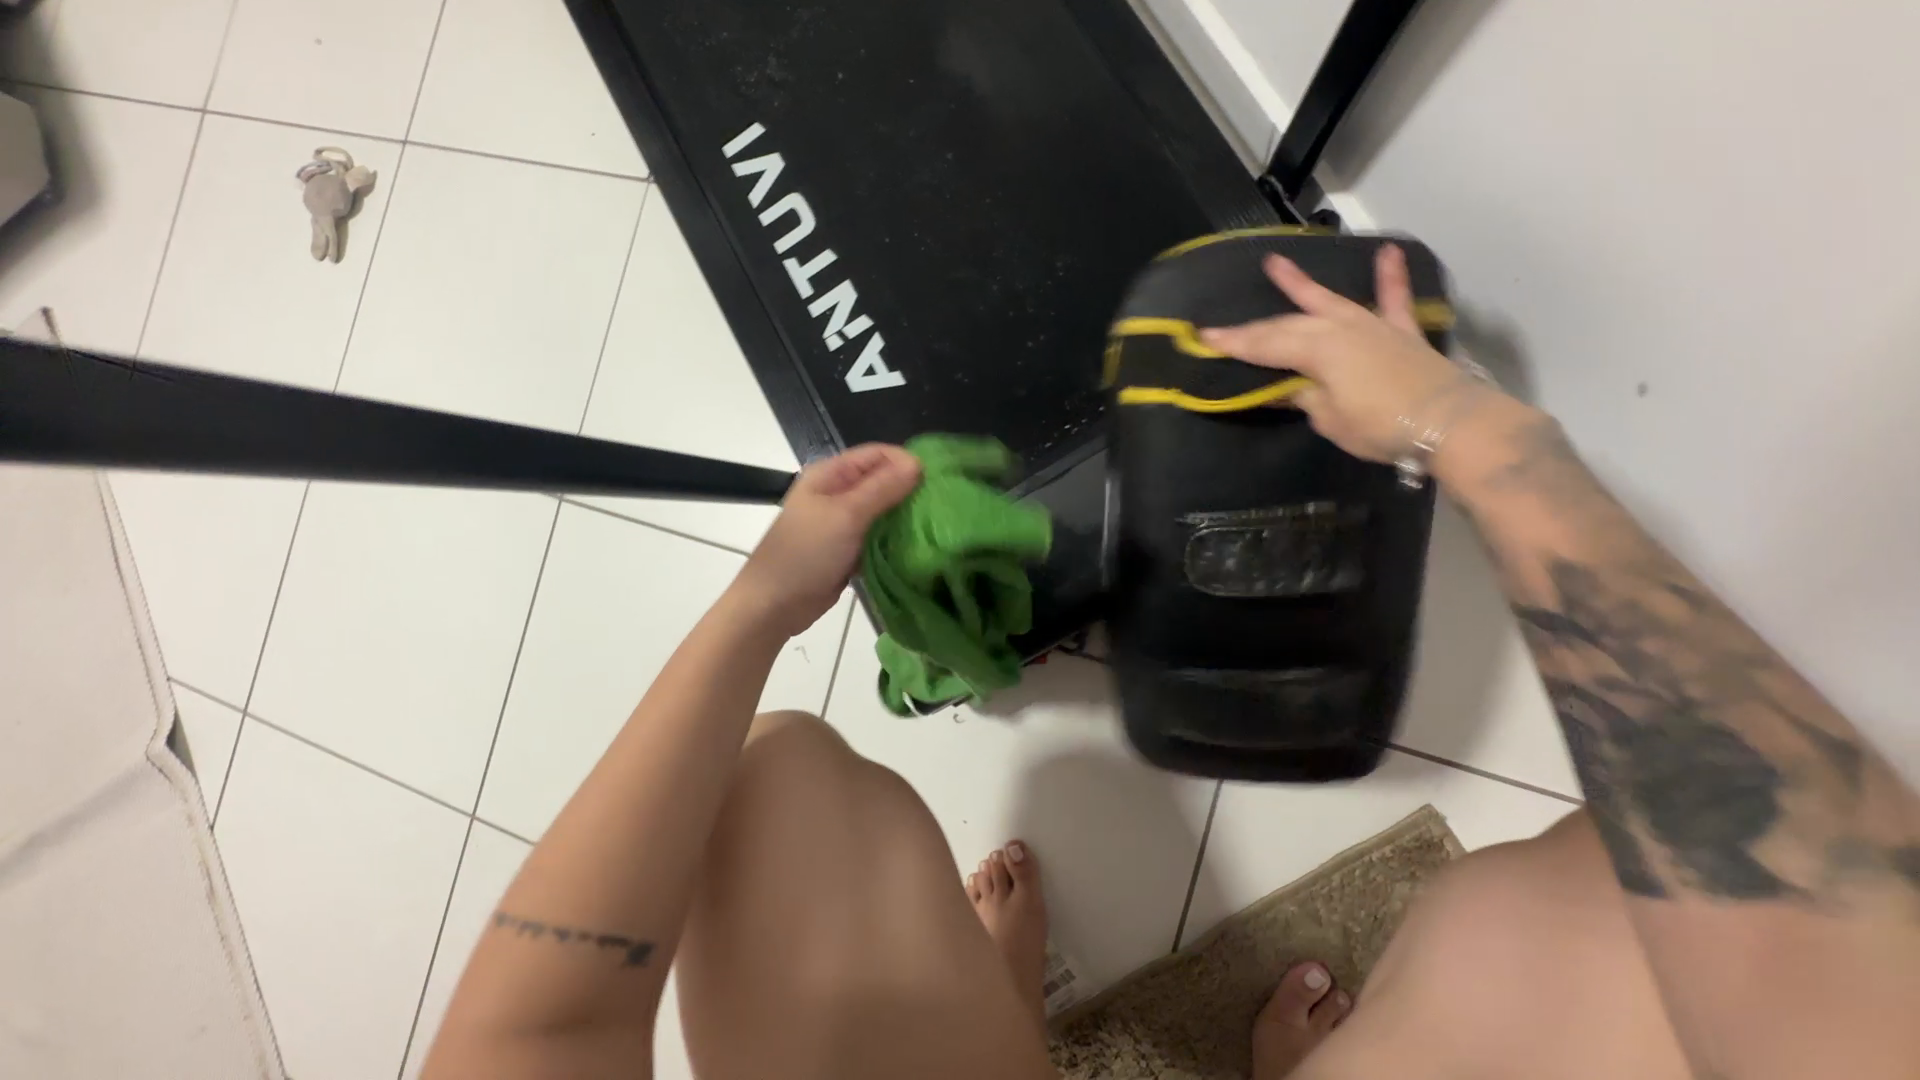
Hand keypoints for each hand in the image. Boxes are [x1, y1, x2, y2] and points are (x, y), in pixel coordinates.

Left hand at [731, 444, 921, 636]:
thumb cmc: (806, 553)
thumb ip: (882, 488)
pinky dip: (896, 539)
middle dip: (911, 489)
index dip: (907, 462)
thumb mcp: (846, 515)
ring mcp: (843, 522)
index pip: (877, 454)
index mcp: (830, 474)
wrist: (774, 604)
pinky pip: (879, 536)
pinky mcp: (850, 548)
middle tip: (944, 506)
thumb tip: (918, 464)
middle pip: (883, 480)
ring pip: (884, 510)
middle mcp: (838, 492)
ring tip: (937, 526)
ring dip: (906, 516)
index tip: (938, 481)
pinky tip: (919, 546)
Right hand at [1200, 244, 1489, 464]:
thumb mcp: (1328, 418)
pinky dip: (1391, 276)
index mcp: (1317, 349)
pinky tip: (1387, 252)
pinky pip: (1393, 298)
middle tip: (1222, 327)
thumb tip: (1279, 386)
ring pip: (1327, 302)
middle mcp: (1340, 327)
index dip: (1233, 344)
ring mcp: (1372, 325)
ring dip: (1301, 284)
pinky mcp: (1400, 332)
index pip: (1264, 346)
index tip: (1203, 340)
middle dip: (1253, 327)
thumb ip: (1301, 395)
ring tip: (1275, 263)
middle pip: (1288, 324)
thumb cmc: (1379, 426)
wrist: (1448, 423)